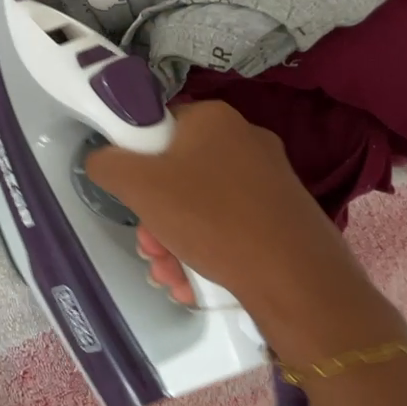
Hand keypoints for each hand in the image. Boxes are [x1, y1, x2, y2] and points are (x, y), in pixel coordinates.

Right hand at [85, 100, 361, 318]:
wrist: (301, 286)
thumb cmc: (212, 219)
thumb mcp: (135, 184)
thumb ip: (104, 163)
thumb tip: (105, 162)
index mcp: (213, 118)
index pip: (155, 124)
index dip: (133, 156)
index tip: (130, 191)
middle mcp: (246, 140)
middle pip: (175, 169)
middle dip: (153, 212)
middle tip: (148, 244)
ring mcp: (271, 180)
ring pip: (199, 202)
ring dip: (173, 237)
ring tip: (168, 274)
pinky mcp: (285, 217)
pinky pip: (228, 224)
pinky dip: (205, 249)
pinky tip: (192, 281)